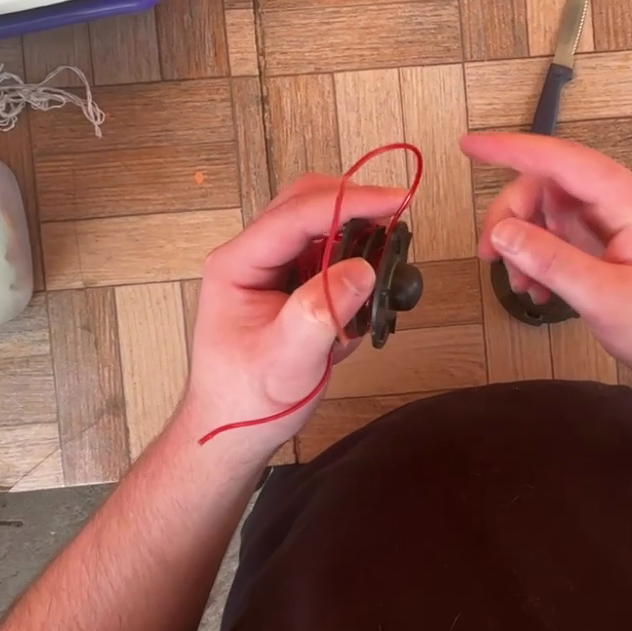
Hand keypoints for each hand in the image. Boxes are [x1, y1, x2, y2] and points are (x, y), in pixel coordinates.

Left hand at [178, 174, 407, 462]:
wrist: (235, 429)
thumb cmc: (248, 399)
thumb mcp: (286, 360)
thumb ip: (322, 311)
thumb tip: (363, 269)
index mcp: (237, 265)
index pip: (296, 215)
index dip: (348, 202)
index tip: (394, 201)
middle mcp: (253, 257)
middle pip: (305, 203)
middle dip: (353, 204)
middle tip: (396, 216)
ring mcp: (273, 269)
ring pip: (319, 224)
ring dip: (357, 230)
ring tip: (389, 253)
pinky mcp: (293, 284)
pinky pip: (328, 253)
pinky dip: (355, 258)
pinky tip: (371, 283)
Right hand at [463, 132, 631, 392]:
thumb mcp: (605, 299)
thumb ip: (551, 262)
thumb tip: (502, 232)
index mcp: (631, 202)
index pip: (562, 160)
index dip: (511, 149)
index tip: (469, 145)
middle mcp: (626, 203)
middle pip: (552, 185)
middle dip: (514, 215)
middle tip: (489, 255)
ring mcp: (621, 223)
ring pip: (555, 212)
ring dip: (527, 243)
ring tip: (522, 286)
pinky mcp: (618, 244)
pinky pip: (568, 236)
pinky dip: (545, 258)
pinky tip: (540, 289)